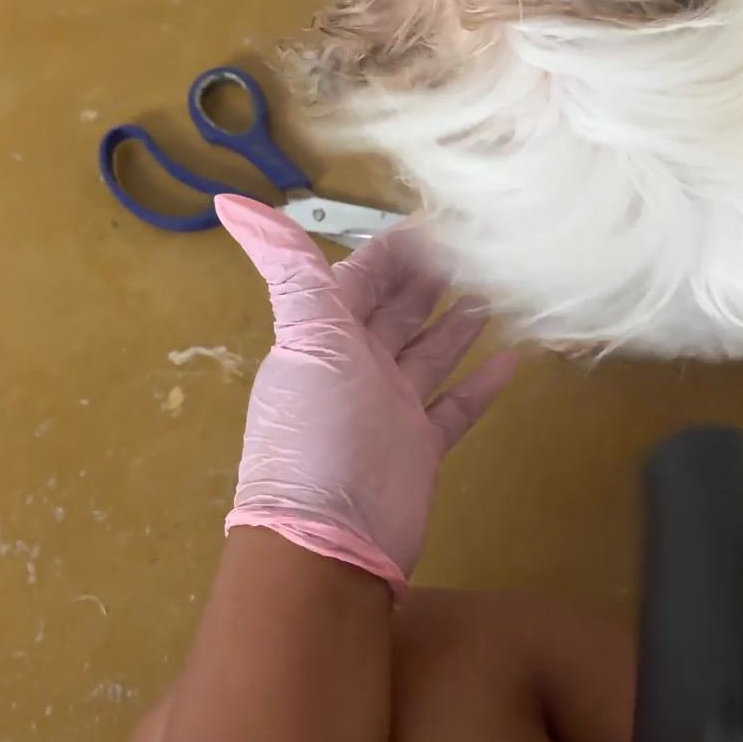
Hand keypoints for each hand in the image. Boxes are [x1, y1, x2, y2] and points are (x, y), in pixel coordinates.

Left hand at [216, 195, 518, 595]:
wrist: (332, 539)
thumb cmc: (320, 431)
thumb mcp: (307, 339)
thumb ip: (287, 271)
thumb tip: (232, 201)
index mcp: (325, 341)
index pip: (359, 281)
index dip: (390, 252)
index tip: (431, 224)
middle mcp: (358, 370)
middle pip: (397, 314)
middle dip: (427, 282)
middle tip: (469, 251)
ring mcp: (391, 409)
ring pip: (428, 355)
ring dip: (455, 326)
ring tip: (489, 294)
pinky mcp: (421, 445)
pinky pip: (456, 406)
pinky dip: (480, 385)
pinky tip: (510, 360)